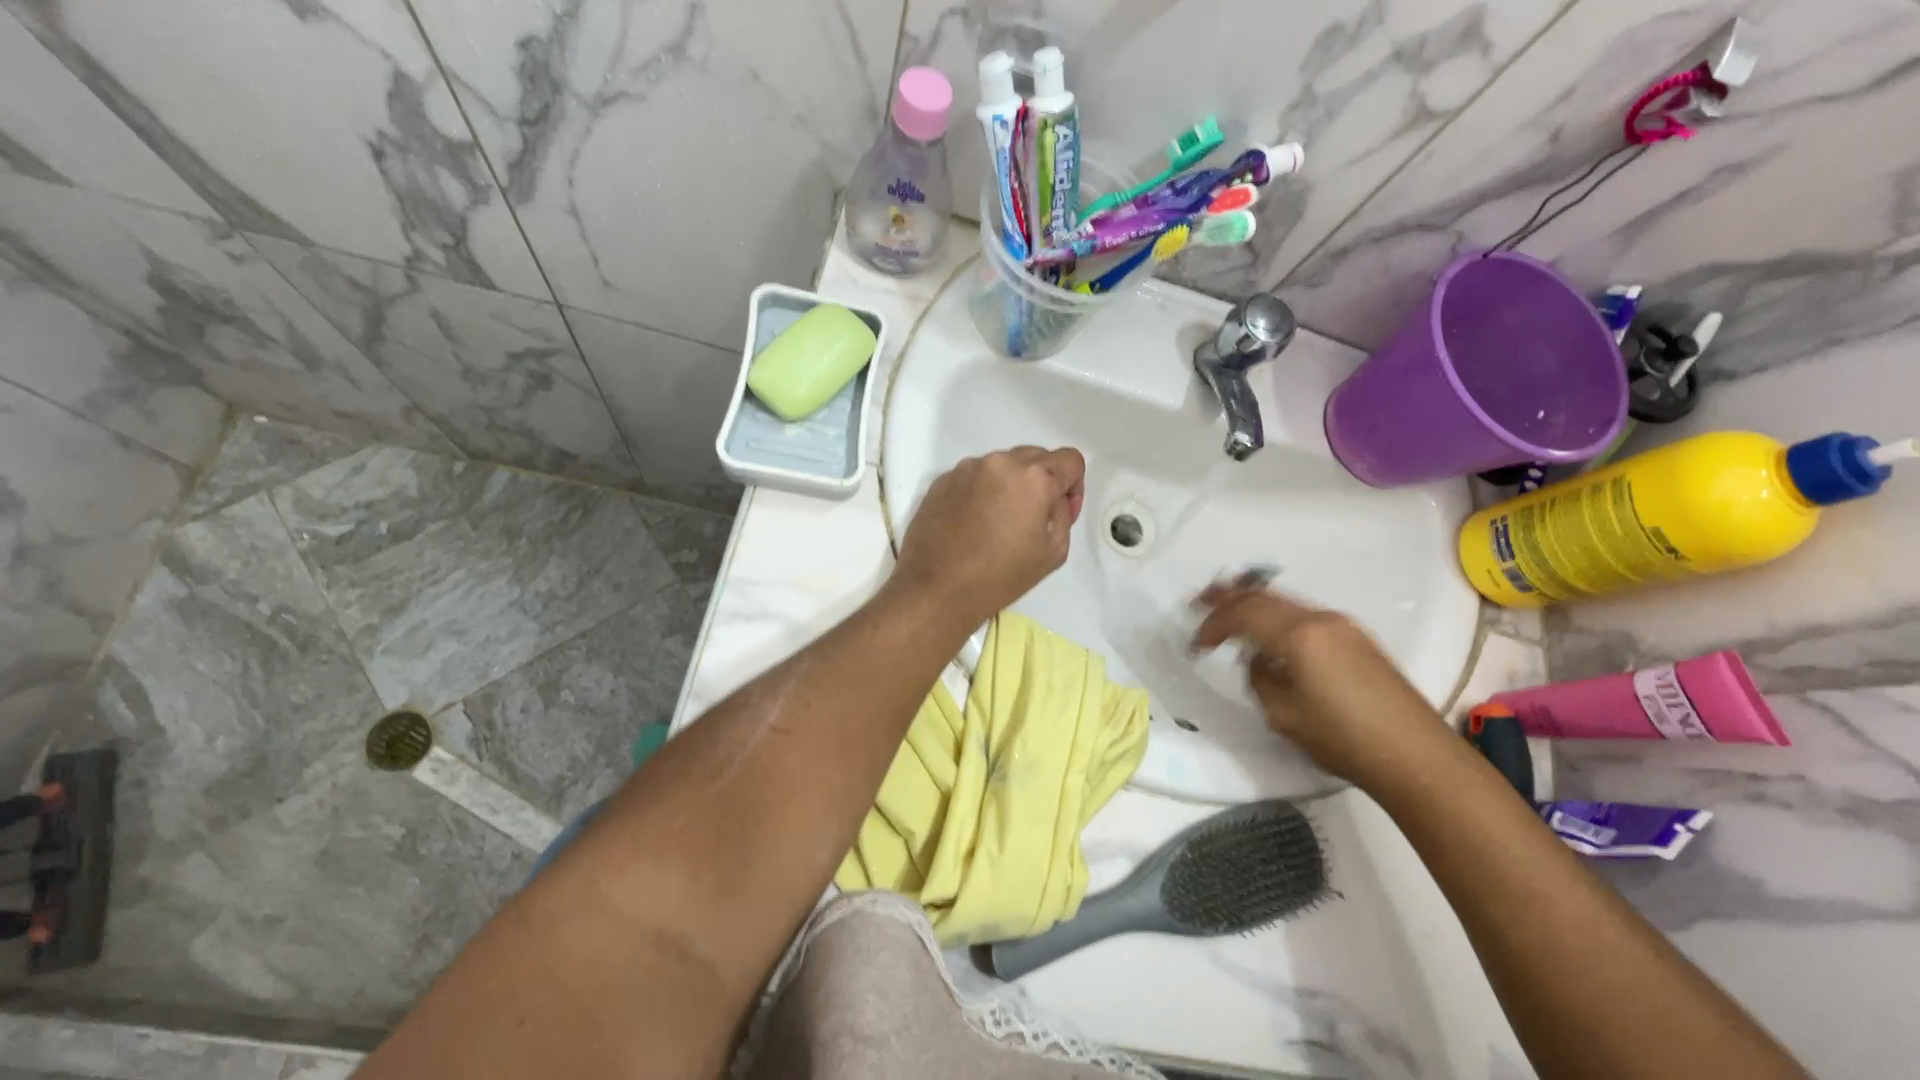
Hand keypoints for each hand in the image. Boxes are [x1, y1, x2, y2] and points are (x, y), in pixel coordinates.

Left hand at [892, 446, 1085, 626]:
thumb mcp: (1054, 552)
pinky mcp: (942, 481)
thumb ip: (1063, 514)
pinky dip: (982, 492)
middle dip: (1043, 482)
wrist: (936, 589)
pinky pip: (974, 477)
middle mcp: (1000, 462)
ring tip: (999, 523)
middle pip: (1036, 457)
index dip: (1074, 486)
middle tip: (1033, 519)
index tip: (1062, 512)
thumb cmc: (1000, 577)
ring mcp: (967, 469)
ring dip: (1010, 485)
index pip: (1070, 460)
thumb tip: (1054, 499)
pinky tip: (973, 524)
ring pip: (1003, 466)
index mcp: (1033, 477)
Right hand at [1190, 583, 1453, 791]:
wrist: (1414, 754)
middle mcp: (1320, 619)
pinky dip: (1278, 616)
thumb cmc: (1342, 739)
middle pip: (1265, 597)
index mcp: (1298, 636)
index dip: (1213, 624)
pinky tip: (1271, 633)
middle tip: (1200, 599)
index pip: (1243, 614)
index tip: (1196, 644)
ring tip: (1230, 609)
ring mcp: (1344, 626)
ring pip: (1286, 603)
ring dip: (1255, 604)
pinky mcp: (1358, 639)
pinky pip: (1305, 615)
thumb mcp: (1283, 715)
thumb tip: (1259, 660)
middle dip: (1229, 596)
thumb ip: (1260, 678)